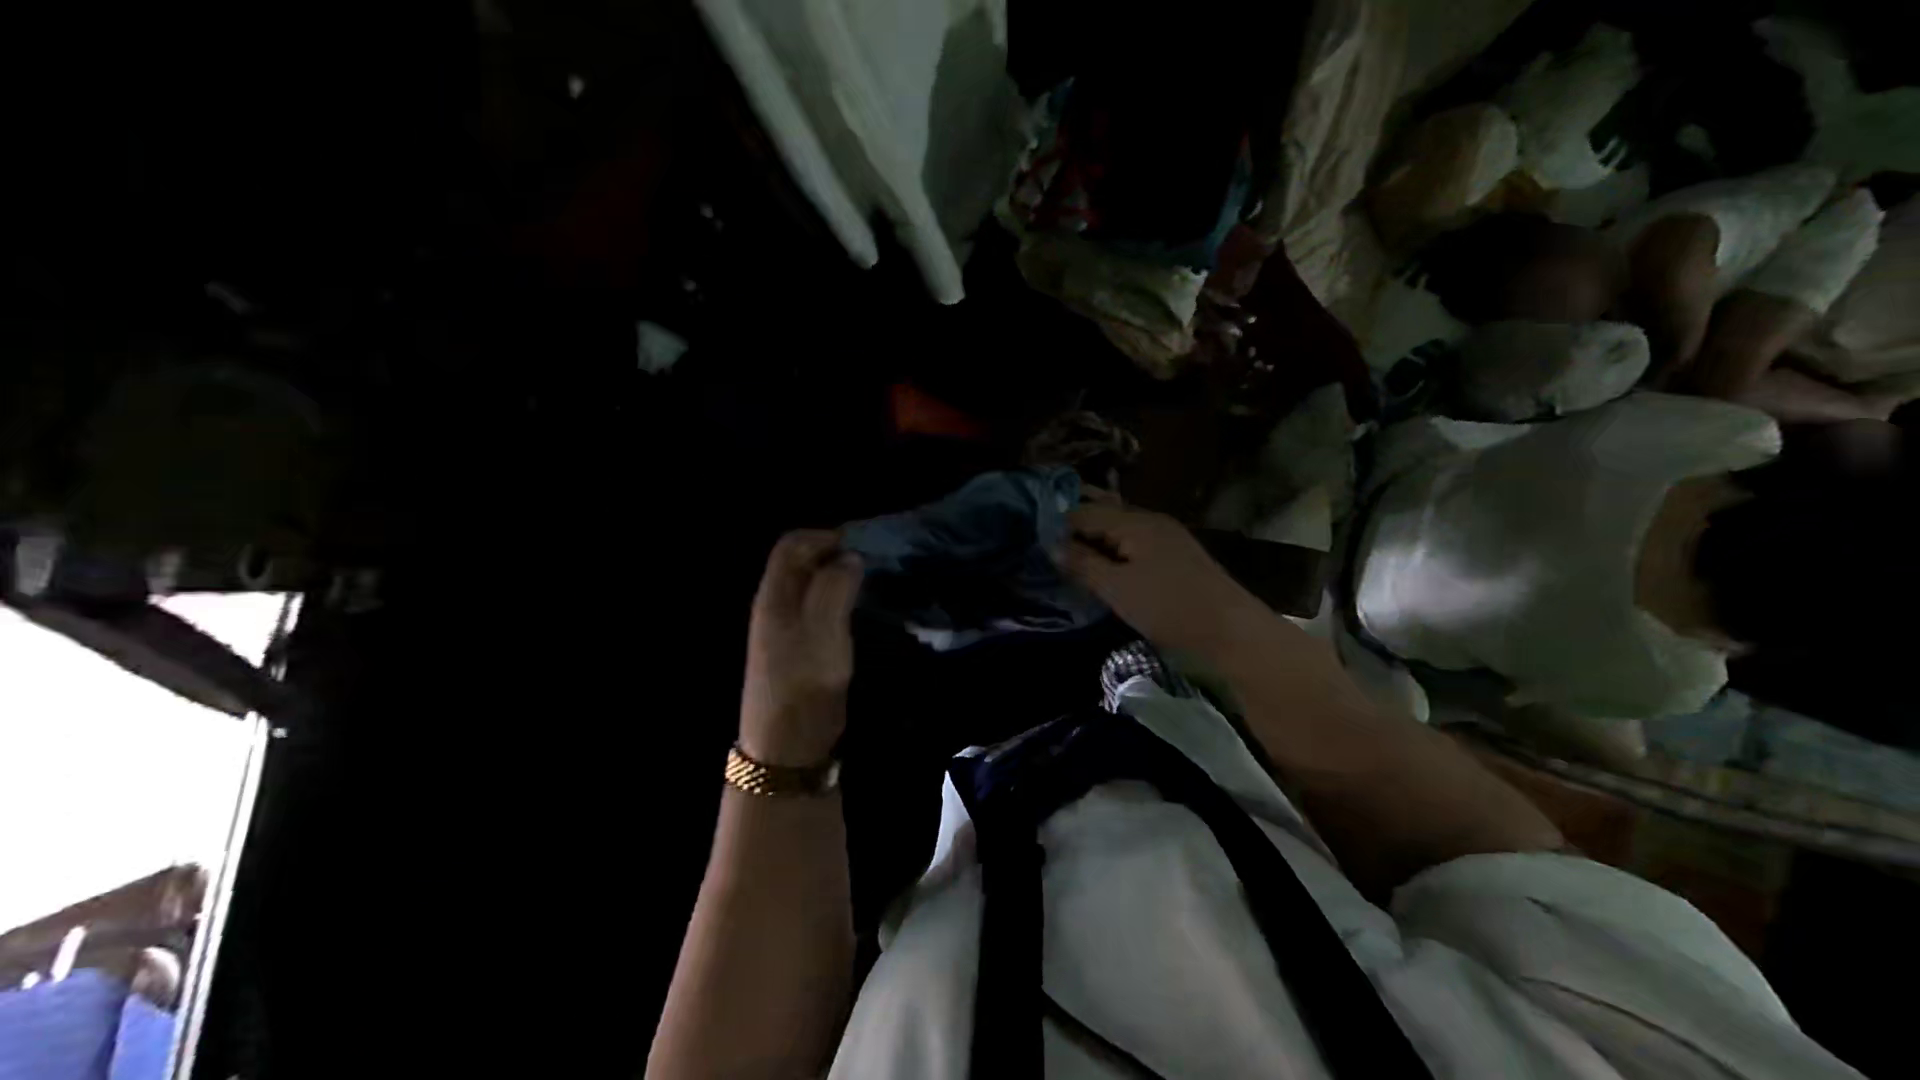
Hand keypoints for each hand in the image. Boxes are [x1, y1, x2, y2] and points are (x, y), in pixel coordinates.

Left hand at [740, 531, 862, 766]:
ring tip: (876, 584)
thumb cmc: (804, 682)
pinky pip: (822, 612)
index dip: (825, 536)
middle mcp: (776, 607)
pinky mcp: (803, 651)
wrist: (788, 747)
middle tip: (875, 564)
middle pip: (803, 564)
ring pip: (814, 588)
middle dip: (836, 555)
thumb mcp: (823, 628)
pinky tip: (864, 614)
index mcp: (774, 595)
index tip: (862, 546)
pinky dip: (842, 603)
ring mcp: (788, 631)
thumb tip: (849, 557)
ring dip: (841, 580)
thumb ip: (835, 585)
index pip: (793, 544)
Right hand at [1058, 503, 1261, 655]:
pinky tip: (1102, 561)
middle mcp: (1150, 521)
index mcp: (1134, 522)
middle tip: (1045, 532)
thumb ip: (1084, 564)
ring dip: (1094, 534)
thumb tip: (1052, 546)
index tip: (1031, 535)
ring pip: (1120, 526)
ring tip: (1067, 547)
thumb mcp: (1118, 589)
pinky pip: (1134, 541)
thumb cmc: (1169, 608)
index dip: (1057, 522)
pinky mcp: (1175, 556)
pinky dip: (1113, 546)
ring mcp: (1166, 537)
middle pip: (1104, 511)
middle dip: (1075, 519)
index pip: (1085, 512)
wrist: (1231, 632)